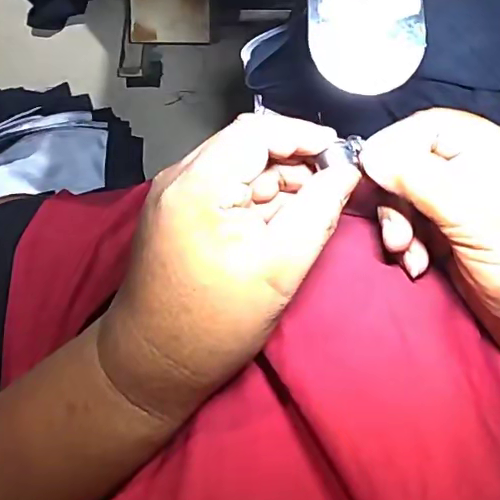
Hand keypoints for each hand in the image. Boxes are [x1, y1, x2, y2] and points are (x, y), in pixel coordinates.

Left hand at [97, 113, 359, 425]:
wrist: (152, 367)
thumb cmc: (213, 325)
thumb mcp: (281, 267)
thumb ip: (319, 211)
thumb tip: (347, 173)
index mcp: (197, 186)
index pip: (257, 131)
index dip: (303, 135)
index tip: (340, 151)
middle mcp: (180, 178)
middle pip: (249, 144)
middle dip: (296, 159)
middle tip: (333, 182)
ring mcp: (177, 193)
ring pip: (243, 164)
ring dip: (281, 178)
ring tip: (313, 205)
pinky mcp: (181, 210)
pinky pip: (230, 185)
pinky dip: (262, 194)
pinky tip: (284, 218)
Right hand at [359, 109, 499, 383]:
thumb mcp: (480, 219)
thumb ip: (422, 182)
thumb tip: (370, 153)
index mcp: (496, 153)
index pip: (431, 127)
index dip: (395, 145)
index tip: (368, 176)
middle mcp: (480, 174)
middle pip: (414, 163)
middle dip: (396, 196)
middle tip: (396, 234)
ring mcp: (470, 210)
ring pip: (412, 198)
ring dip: (400, 225)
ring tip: (407, 254)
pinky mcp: (461, 241)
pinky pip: (420, 229)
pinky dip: (411, 245)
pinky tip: (419, 267)